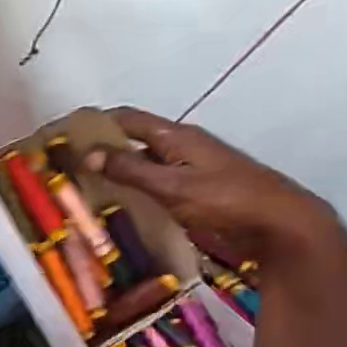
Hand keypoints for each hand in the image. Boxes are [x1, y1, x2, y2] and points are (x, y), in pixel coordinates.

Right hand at [83, 107, 346, 270]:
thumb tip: (86, 153)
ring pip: (143, 166)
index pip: (126, 119)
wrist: (283, 228)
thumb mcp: (173, 186)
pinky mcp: (197, 194)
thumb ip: (130, 170)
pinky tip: (120, 210)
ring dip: (117, 175)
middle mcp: (182, 147)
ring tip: (86, 192)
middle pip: (133, 142)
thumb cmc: (227, 201)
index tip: (64, 137)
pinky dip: (134, 192)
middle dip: (101, 152)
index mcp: (177, 135)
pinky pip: (155, 186)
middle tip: (69, 170)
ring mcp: (191, 171)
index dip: (95, 123)